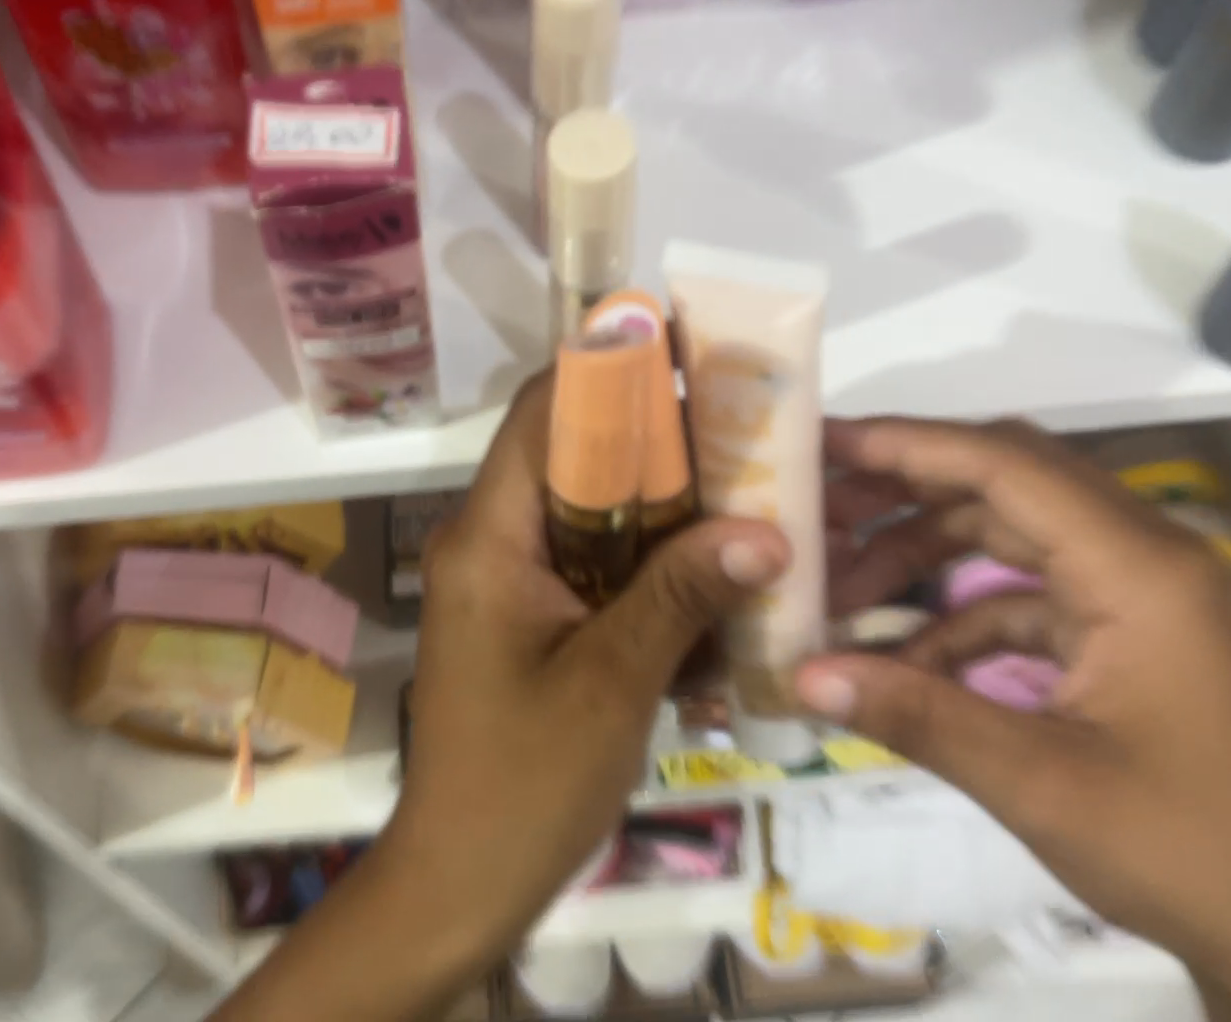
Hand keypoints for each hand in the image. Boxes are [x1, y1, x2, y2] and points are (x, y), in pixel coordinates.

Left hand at [386, 373, 789, 951]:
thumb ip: (682, 595)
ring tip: (747, 504)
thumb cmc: (524, 781)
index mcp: (489, 537)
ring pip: (588, 516)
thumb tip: (768, 530)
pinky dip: (644, 570)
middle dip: (658, 448)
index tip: (692, 355)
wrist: (463, 874)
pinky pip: (589, 570)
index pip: (544, 415)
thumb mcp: (612, 681)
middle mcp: (489, 543)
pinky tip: (709, 586)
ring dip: (661, 513)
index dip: (611, 372)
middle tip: (747, 441)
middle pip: (573, 459)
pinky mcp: (526, 621)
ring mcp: (506, 584)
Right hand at [799, 418, 1230, 1021]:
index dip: (907, 445)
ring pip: (1003, 535)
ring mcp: (1129, 599)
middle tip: (816, 504)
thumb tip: (800, 676)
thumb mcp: (1035, 780)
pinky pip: (1014, 598)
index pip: (1005, 467)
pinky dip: (949, 616)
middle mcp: (1138, 561)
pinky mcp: (1116, 637)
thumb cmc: (1181, 847)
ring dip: (918, 553)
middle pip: (1003, 483)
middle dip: (902, 487)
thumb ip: (913, 715)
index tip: (821, 446)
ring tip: (839, 587)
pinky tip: (898, 661)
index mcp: (1135, 571)